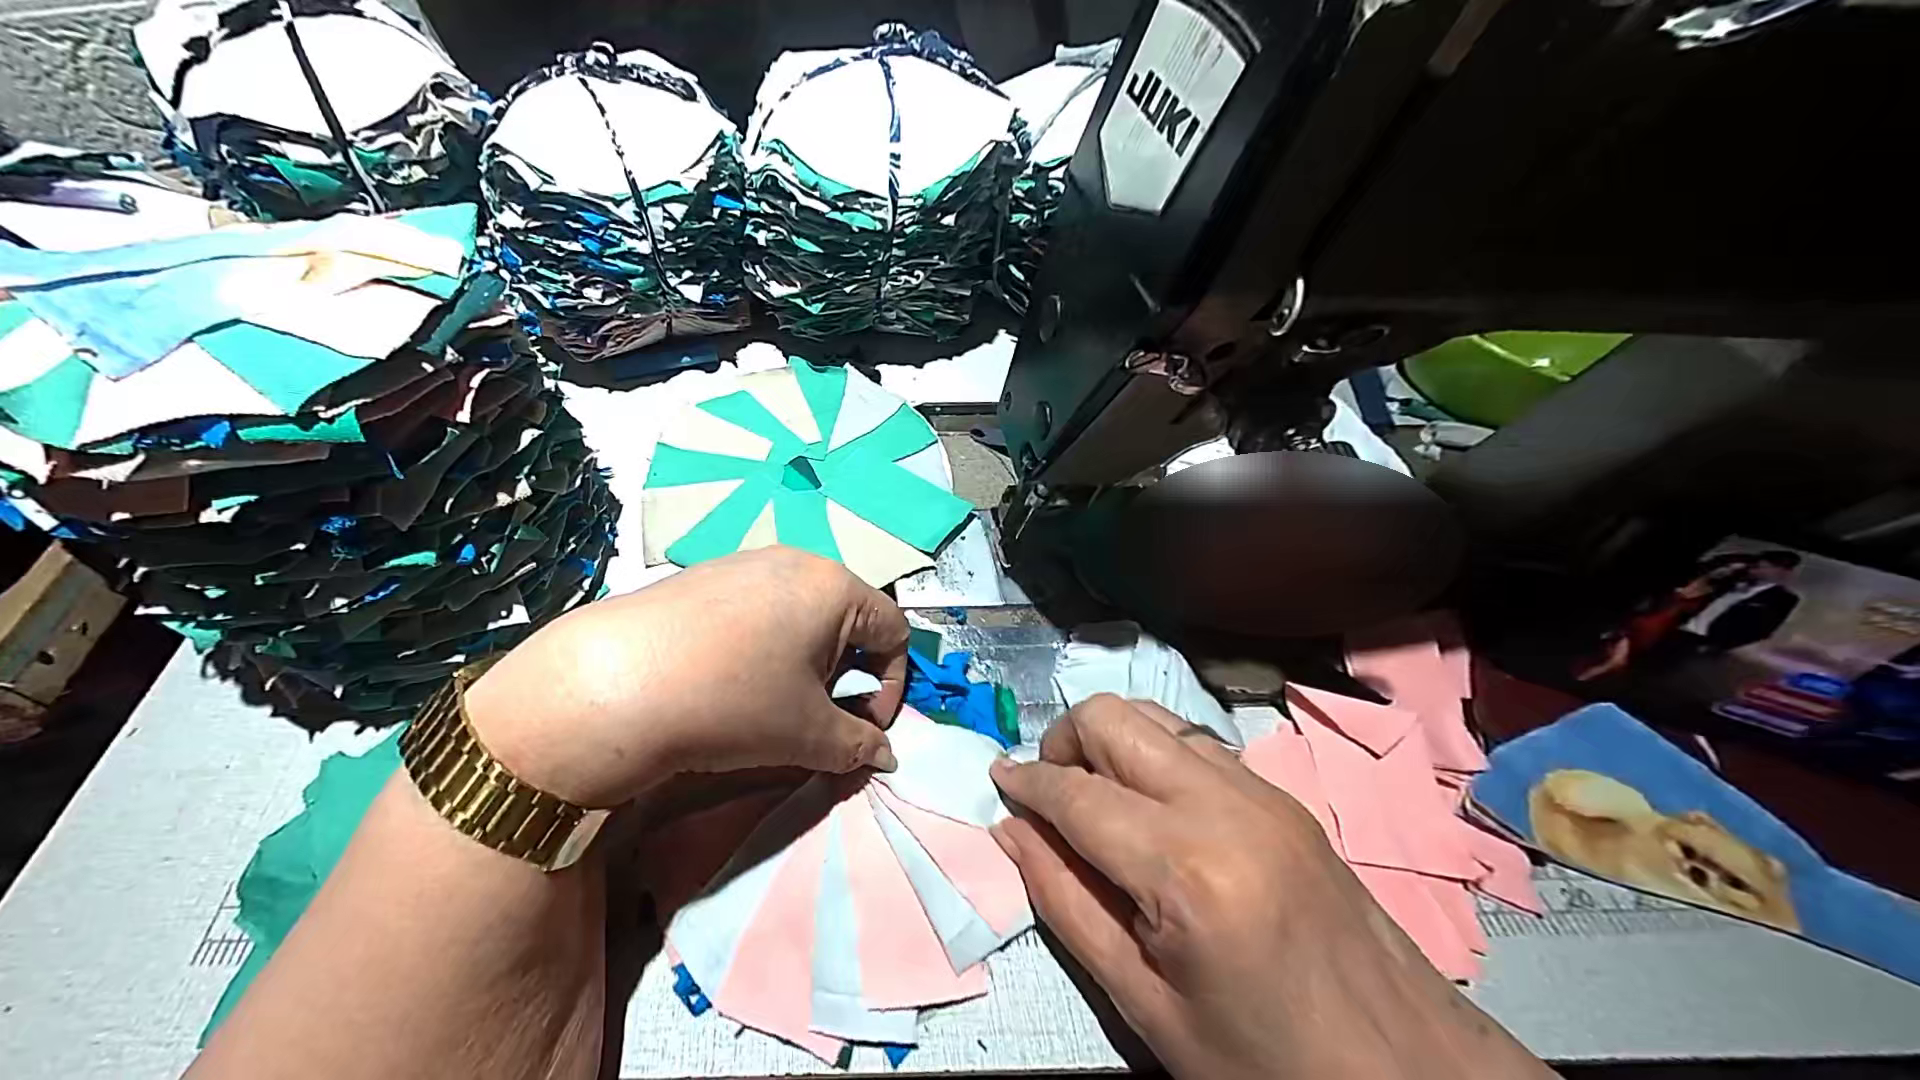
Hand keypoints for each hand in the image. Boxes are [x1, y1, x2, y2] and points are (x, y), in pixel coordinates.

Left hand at [464, 547, 906, 807]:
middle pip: (850, 617)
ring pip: (805, 610)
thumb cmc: (732, 703)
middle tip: (819, 714)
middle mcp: (798, 561)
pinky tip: (730, 674)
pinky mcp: (708, 573)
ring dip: (809, 657)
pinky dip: (768, 641)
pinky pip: (762, 604)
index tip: (863, 726)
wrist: (610, 684)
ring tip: (774, 697)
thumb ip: (858, 745)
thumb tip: (886, 758)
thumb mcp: (806, 733)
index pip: (895, 631)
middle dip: (848, 671)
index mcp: (836, 587)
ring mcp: (748, 561)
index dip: (892, 685)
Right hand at [988, 695, 1553, 1079]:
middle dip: (1063, 741)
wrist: (1407, 1071)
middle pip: (1113, 719)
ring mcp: (1260, 790)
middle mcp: (1223, 805)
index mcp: (1185, 870)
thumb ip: (1064, 903)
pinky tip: (1148, 800)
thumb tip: (1012, 831)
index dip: (1026, 782)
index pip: (1076, 793)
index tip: (998, 780)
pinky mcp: (1281, 794)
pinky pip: (1194, 741)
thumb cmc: (1262, 1059)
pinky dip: (1151, 751)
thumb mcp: (1143, 1003)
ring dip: (1107, 739)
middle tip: (1047, 790)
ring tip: (1092, 790)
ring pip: (1153, 716)